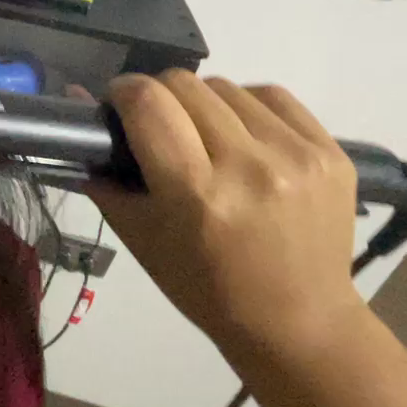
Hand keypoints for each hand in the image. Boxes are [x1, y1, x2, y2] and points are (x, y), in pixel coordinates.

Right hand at [84, 71, 364, 359]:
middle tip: (157, 123)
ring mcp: (296, 157)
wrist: (299, 321)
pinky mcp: (331, 153)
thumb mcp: (138, 237)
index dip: (123, 91)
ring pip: (226, 87)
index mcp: (195, 192)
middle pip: (184, 84)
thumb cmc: (204, 286)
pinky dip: (246, 106)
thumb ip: (103, 172)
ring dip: (203, 102)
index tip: (117, 103)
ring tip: (204, 136)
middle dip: (159, 95)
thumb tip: (75, 103)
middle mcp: (248, 166)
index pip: (148, 101)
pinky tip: (243, 136)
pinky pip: (272, 96)